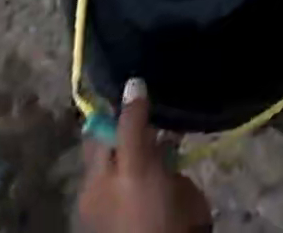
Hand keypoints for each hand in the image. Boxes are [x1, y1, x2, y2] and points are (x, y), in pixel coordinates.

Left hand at [77, 79, 211, 232]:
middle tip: (157, 73)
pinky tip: (186, 114)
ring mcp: (142, 178)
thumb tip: (132, 80)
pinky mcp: (167, 180)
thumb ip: (131, 126)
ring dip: (158, 118)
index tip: (134, 72)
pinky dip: (175, 131)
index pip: (99, 131)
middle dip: (137, 108)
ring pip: (147, 138)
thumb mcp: (133, 168)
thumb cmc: (143, 211)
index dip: (114, 105)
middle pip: (123, 133)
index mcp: (96, 178)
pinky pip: (167, 148)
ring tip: (174, 87)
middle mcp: (116, 176)